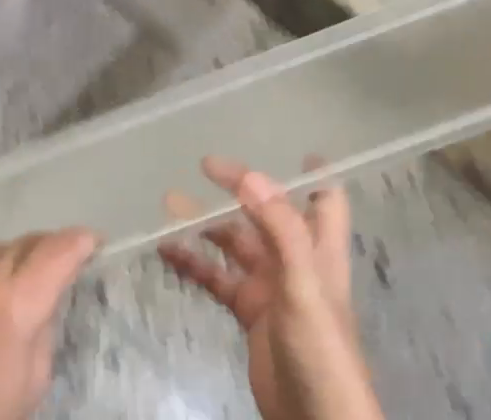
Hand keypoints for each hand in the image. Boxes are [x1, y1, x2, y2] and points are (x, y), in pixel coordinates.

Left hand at [0, 228, 97, 419]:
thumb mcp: (33, 378)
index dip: (80, 242)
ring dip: (19, 257)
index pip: (56, 253)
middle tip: (68, 260)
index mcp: (13, 301)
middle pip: (27, 242)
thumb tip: (47, 298)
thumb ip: (44, 328)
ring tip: (29, 279)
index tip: (95, 241)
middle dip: (51, 247)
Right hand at [160, 159, 381, 419]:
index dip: (312, 171)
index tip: (286, 142)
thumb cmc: (320, 348)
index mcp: (319, 251)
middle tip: (201, 165)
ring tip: (167, 204)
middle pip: (267, 215)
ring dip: (206, 224)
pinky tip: (166, 250)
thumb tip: (250, 176)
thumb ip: (280, 231)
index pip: (324, 199)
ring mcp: (271, 289)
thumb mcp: (303, 288)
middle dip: (237, 191)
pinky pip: (217, 279)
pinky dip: (193, 263)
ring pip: (235, 244)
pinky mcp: (250, 313)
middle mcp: (296, 263)